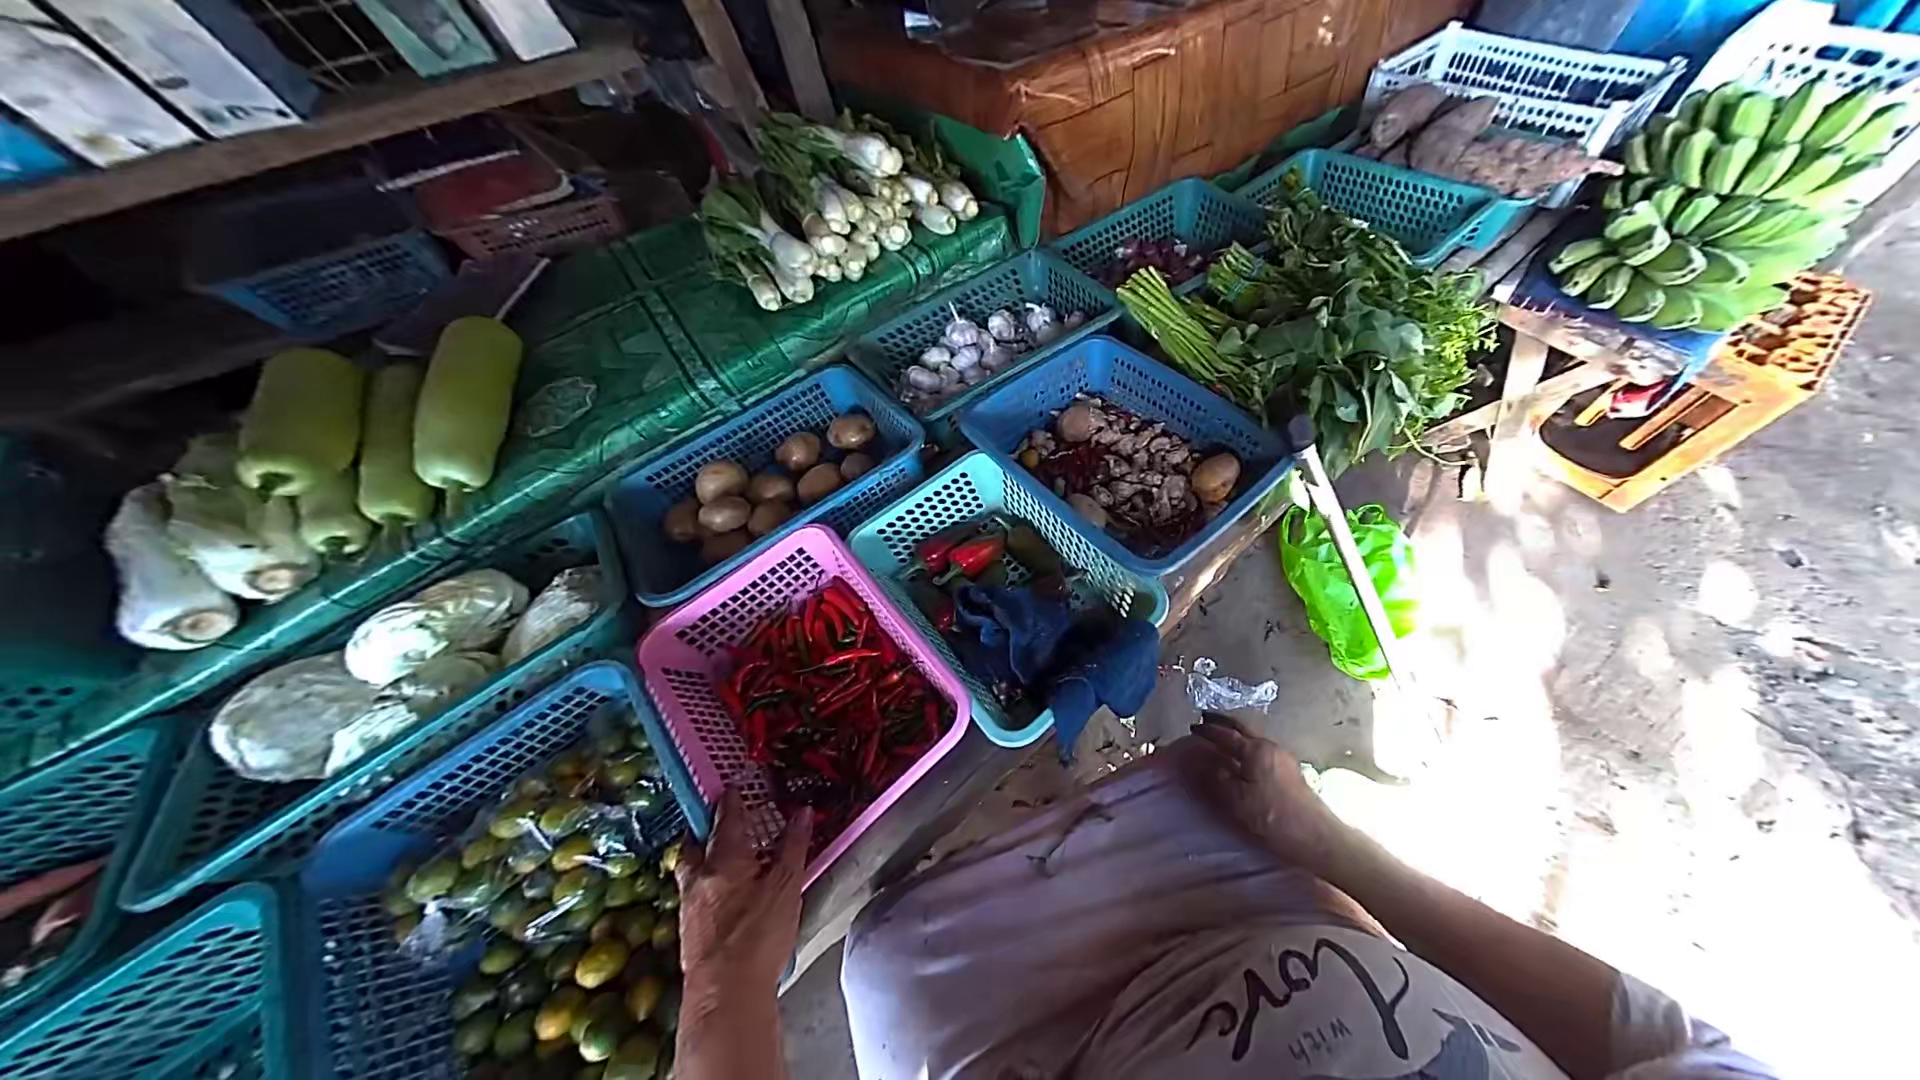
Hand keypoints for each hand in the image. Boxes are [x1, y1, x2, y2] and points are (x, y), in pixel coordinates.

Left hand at [674, 789, 812, 991]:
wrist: (724, 995)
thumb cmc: (758, 936)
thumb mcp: (787, 885)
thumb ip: (793, 846)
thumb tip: (802, 812)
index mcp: (724, 859)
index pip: (727, 819)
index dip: (731, 801)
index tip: (732, 788)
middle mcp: (700, 876)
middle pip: (695, 843)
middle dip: (704, 829)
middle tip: (716, 819)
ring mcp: (690, 905)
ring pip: (690, 869)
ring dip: (700, 857)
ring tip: (716, 855)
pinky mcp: (688, 931)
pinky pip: (692, 894)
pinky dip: (703, 884)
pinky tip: (718, 894)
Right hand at [1183, 712, 1349, 872]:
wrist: (1318, 838)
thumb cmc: (1273, 817)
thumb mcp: (1237, 799)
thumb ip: (1217, 778)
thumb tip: (1204, 761)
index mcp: (1256, 749)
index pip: (1226, 734)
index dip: (1208, 732)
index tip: (1193, 729)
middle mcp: (1271, 748)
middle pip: (1244, 729)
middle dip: (1224, 724)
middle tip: (1206, 721)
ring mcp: (1284, 759)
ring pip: (1254, 739)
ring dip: (1237, 736)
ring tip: (1222, 739)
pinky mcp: (1291, 773)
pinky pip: (1262, 751)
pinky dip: (1247, 748)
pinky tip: (1243, 758)